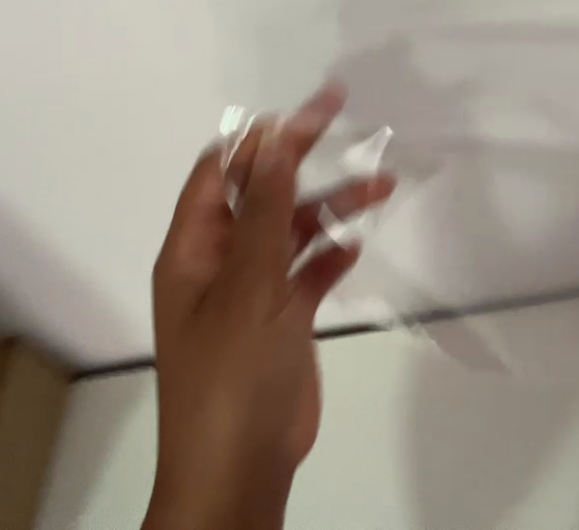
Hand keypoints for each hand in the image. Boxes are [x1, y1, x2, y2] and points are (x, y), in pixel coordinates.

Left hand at [145, 82, 394, 529]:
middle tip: (347, 121)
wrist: (241, 469)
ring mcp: (253, 290)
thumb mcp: (251, 282)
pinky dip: (331, 253)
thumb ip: (266, 208)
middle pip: (262, 192)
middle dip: (303, 159)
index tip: (310, 109)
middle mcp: (221, 261)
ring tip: (383, 186)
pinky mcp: (282, 317)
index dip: (262, 135)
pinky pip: (308, 269)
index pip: (224, 169)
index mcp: (195, 247)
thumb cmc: (234, 371)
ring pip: (293, 229)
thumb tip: (273, 137)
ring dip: (332, 206)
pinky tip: (356, 245)